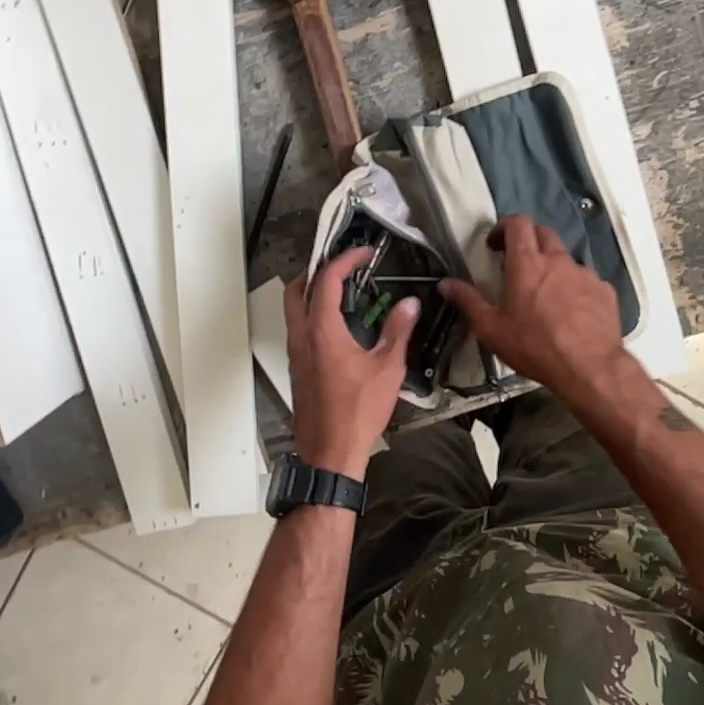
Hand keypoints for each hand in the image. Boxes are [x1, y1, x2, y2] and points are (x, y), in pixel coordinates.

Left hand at [284, 245, 419, 479]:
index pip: (326, 279)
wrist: (329, 452)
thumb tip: (409, 303)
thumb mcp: (387, 367)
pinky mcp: (297, 369)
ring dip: (312, 293)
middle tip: (342, 266)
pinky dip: (313, 315)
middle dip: (316, 270)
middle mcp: (301, 336)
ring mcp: (295, 353)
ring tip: (342, 291)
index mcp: (321, 329)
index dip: (344, 259)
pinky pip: (299, 329)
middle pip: (296, 289)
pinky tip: (338, 325)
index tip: (363, 252)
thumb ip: (398, 331)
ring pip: (293, 310)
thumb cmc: (358, 409)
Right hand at [438, 215, 632, 401]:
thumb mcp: (491, 329)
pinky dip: (574, 286)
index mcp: (527, 264)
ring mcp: (585, 274)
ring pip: (566, 257)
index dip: (504, 227)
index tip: (495, 245)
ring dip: (552, 266)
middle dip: (528, 241)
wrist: (589, 368)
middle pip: (543, 233)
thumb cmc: (534, 346)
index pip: (518, 223)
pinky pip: (586, 279)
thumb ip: (468, 301)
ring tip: (545, 293)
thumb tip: (445, 283)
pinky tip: (570, 310)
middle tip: (516, 264)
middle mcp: (558, 261)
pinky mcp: (605, 290)